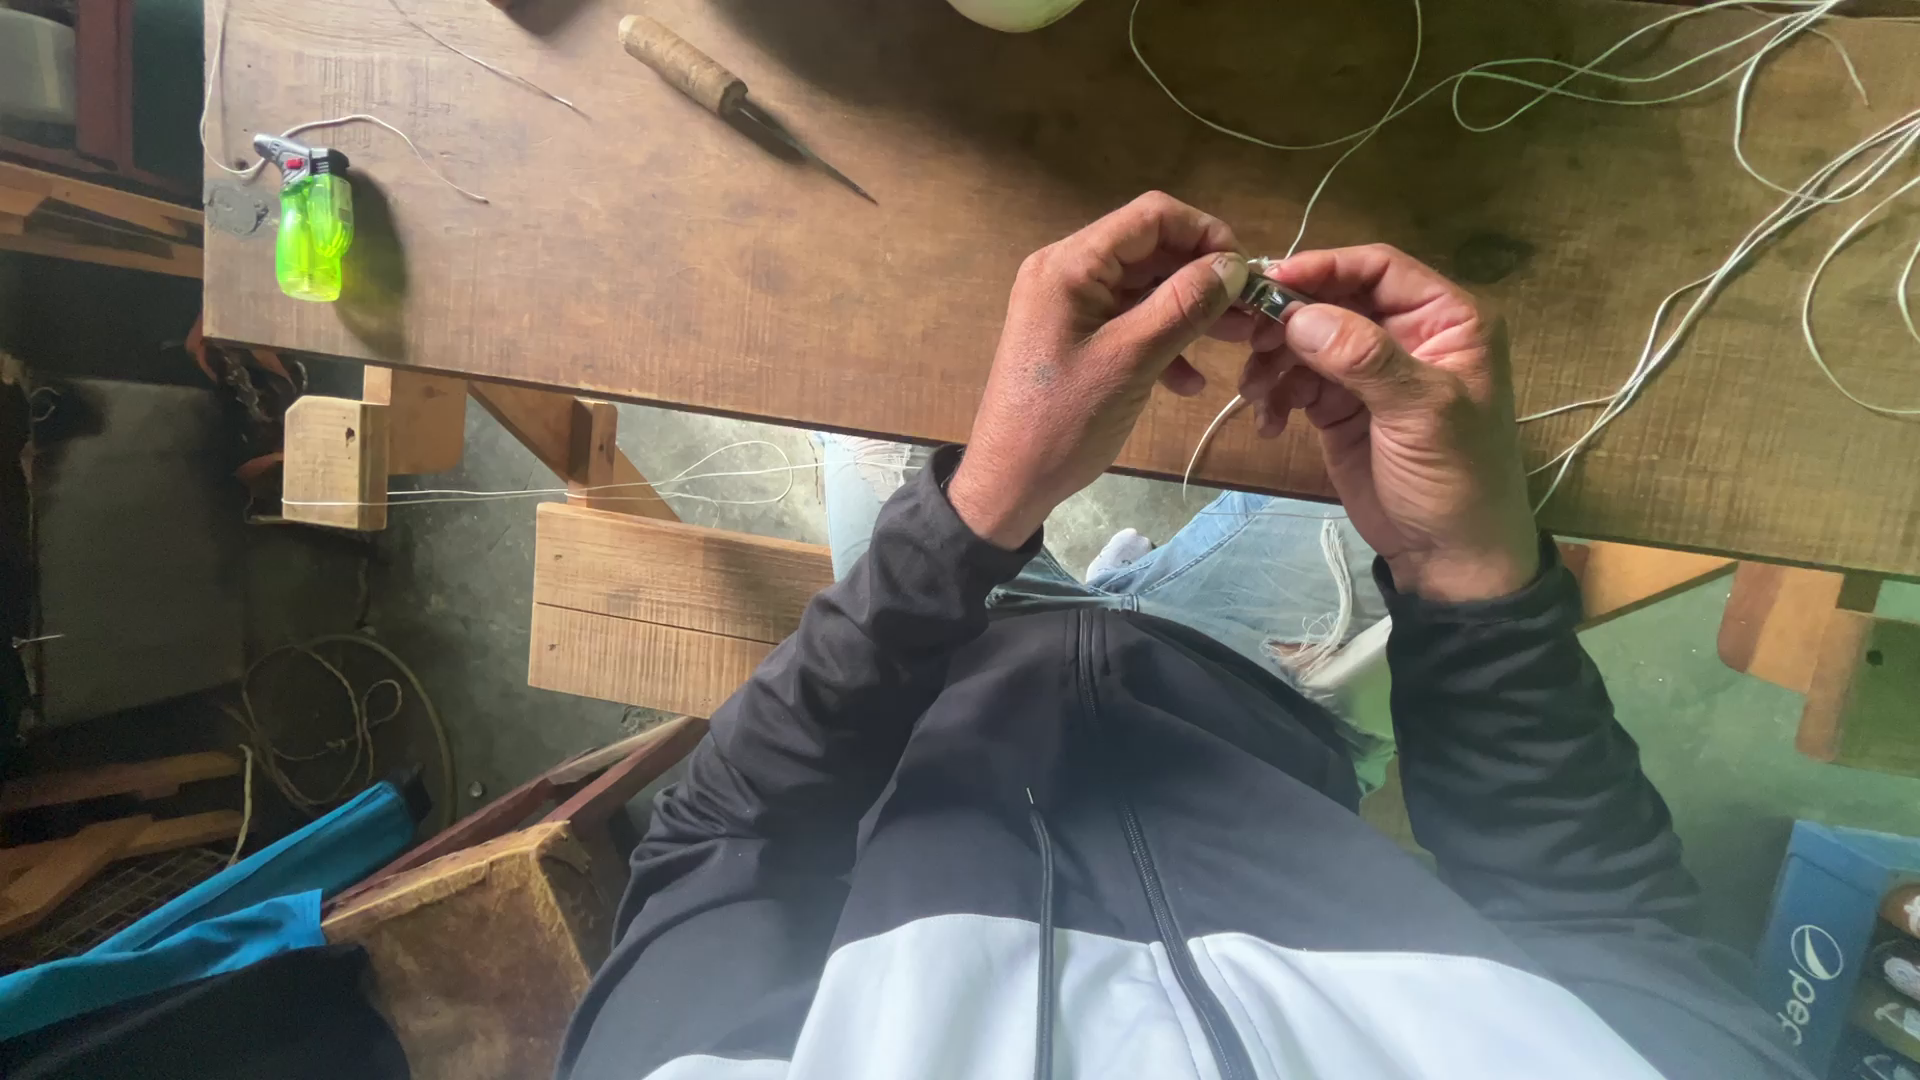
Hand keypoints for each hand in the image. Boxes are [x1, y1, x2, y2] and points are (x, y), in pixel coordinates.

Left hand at [949, 192, 1253, 547]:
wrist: (1010, 482)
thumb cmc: (1063, 421)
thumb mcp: (1131, 360)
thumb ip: (1184, 305)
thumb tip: (1233, 265)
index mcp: (1069, 265)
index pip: (1151, 217)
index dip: (1205, 235)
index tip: (1245, 273)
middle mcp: (1064, 273)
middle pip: (1149, 253)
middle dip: (1201, 280)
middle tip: (1248, 314)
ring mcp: (1065, 308)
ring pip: (1141, 292)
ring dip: (1187, 315)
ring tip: (1233, 344)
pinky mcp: (1071, 341)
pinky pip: (1124, 326)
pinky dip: (1159, 344)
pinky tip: (1188, 382)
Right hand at [1237, 244, 1539, 601]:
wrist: (1445, 552)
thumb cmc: (1455, 476)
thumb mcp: (1419, 412)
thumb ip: (1363, 358)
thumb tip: (1298, 315)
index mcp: (1444, 320)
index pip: (1378, 269)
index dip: (1323, 270)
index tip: (1268, 284)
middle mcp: (1403, 336)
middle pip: (1332, 303)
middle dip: (1287, 322)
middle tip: (1251, 345)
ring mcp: (1365, 374)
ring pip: (1305, 344)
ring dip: (1272, 365)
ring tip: (1257, 397)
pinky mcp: (1336, 407)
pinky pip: (1294, 385)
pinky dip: (1274, 399)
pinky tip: (1268, 424)